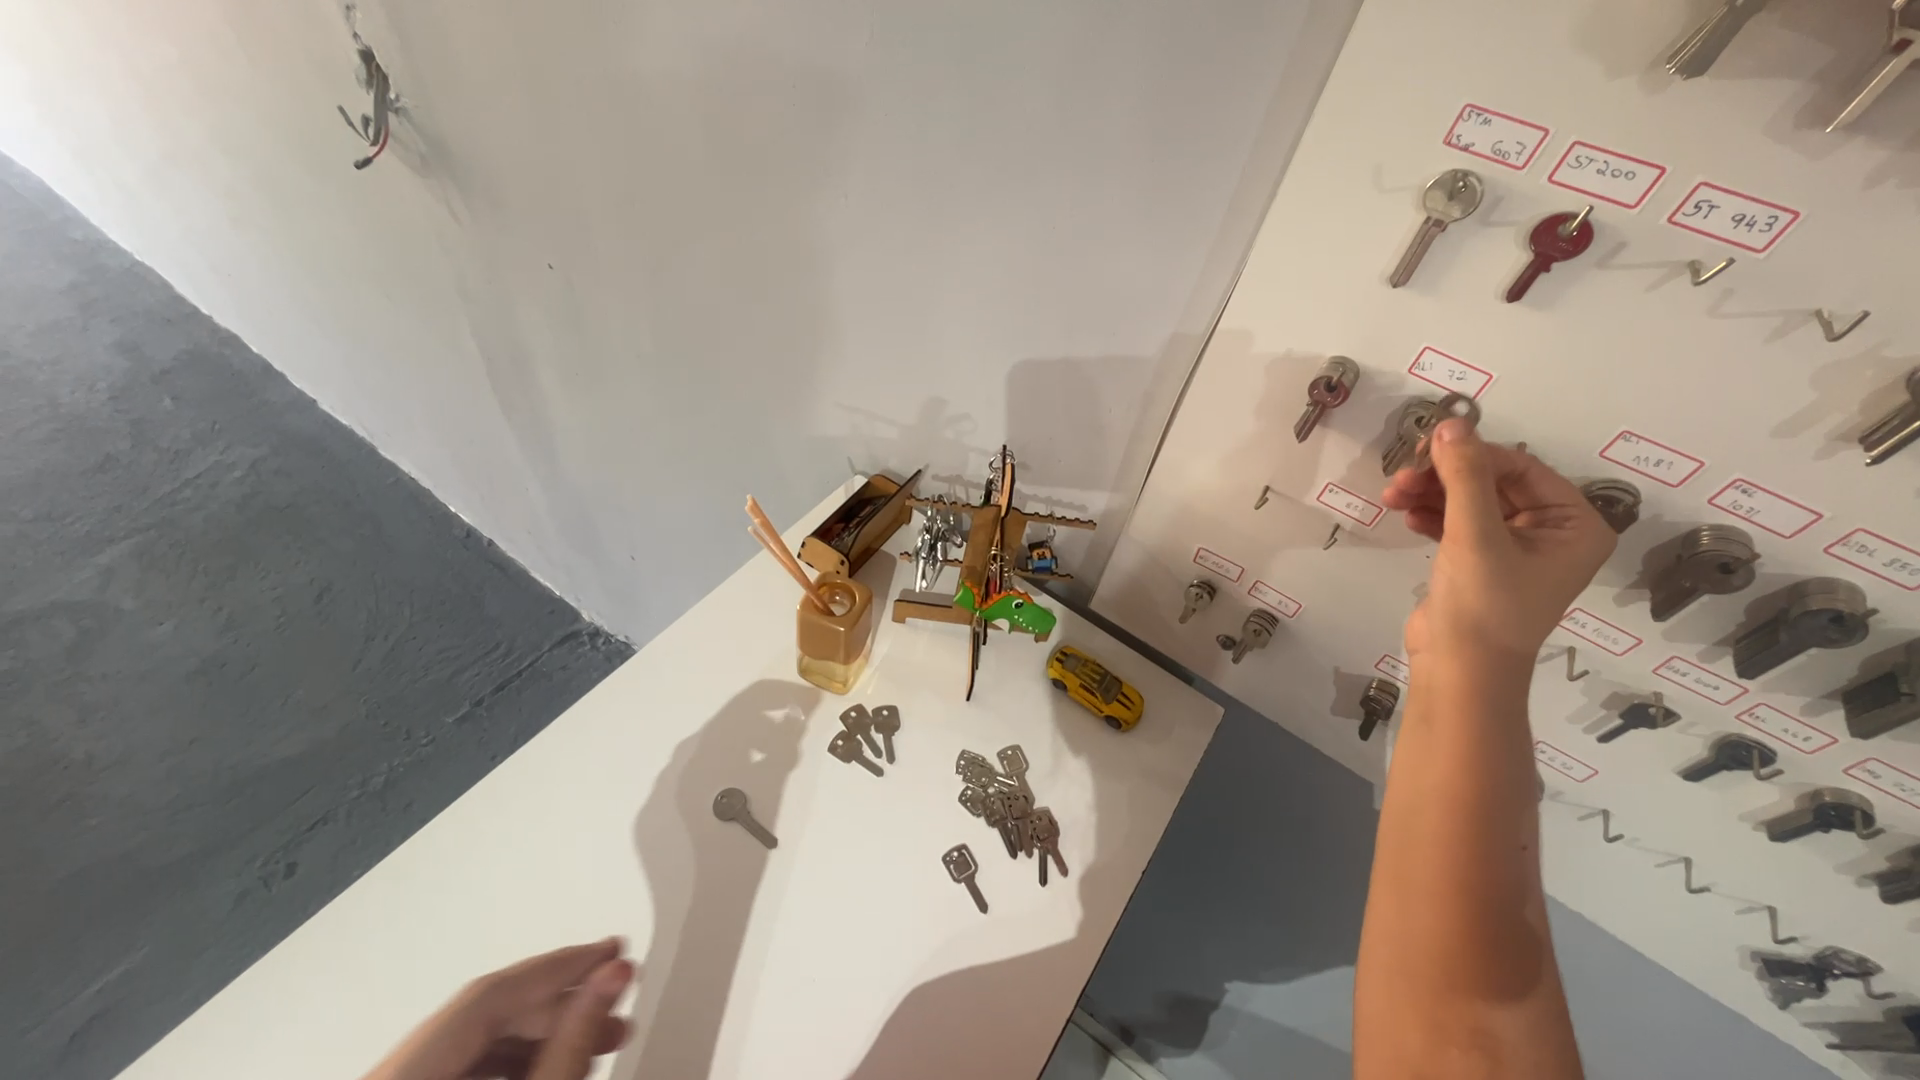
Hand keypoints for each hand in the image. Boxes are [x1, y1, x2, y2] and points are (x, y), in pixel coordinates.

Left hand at [362, 938, 634, 1079]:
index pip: (492, 990)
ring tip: (601, 1030)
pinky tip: (557, 1055)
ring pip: (478, 1037)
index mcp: (405, 1069)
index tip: (614, 948)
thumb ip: (572, 1039)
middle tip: (618, 987)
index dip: (561, 963)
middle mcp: (391, 1071)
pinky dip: (517, 1054)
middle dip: (561, 1000)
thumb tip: (614, 972)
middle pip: (486, 1011)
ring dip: (545, 1029)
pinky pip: (465, 1060)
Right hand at [1381, 419, 1615, 667]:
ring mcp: (1515, 550)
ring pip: (1471, 502)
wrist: (1459, 671)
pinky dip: (1432, 516)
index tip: (1424, 451)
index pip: (1521, 469)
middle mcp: (1552, 533)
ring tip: (1392, 495)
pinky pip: (1459, 525)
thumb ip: (1464, 477)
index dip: (1473, 456)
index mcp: (1574, 525)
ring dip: (1431, 494)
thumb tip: (1452, 423)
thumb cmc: (1482, 604)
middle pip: (1493, 483)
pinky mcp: (1482, 564)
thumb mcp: (1474, 535)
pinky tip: (1407, 516)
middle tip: (1402, 475)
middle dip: (1445, 478)